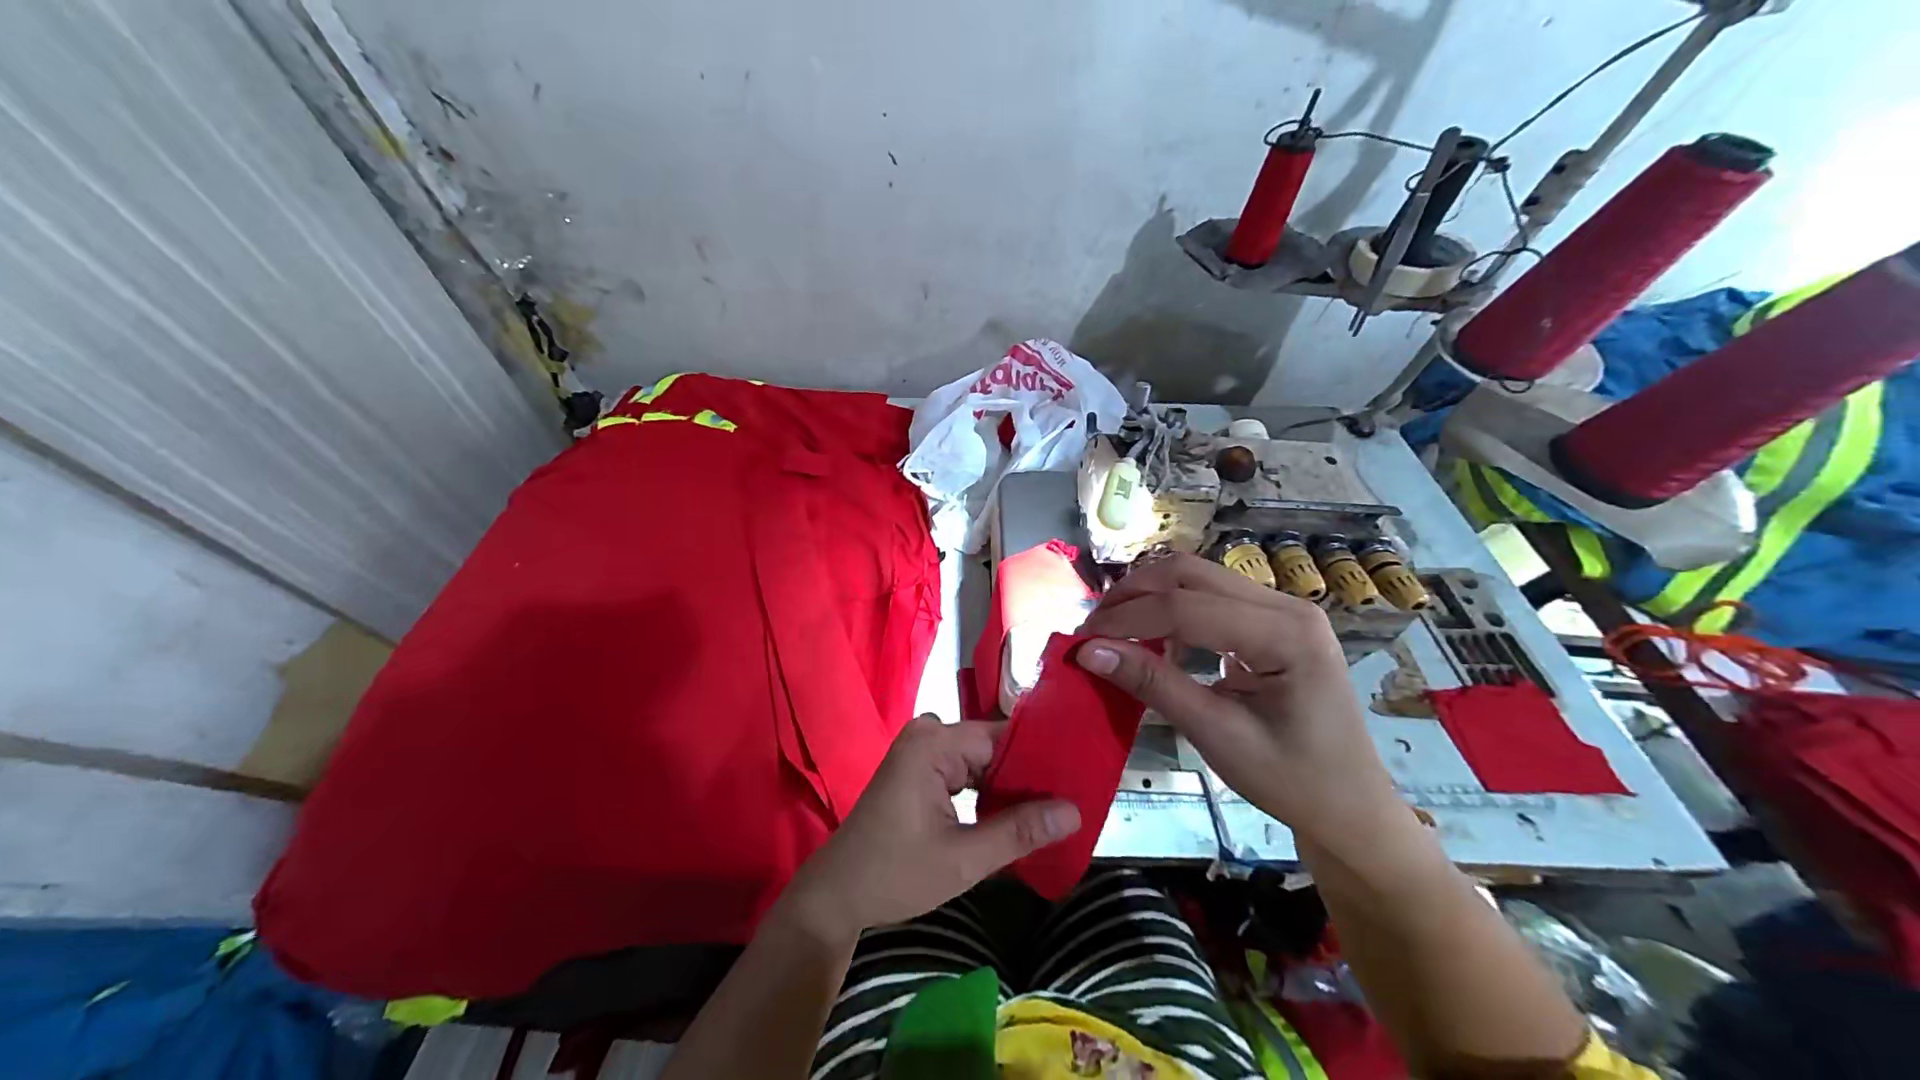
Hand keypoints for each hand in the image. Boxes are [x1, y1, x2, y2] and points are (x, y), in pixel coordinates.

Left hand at [779, 716, 1080, 941]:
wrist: (837, 895)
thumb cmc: (894, 875)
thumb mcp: (963, 860)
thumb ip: (1019, 832)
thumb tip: (1074, 812)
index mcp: (933, 744)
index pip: (1003, 738)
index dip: (1041, 759)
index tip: (1079, 780)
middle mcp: (927, 734)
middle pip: (993, 747)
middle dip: (1028, 775)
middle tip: (1073, 800)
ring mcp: (920, 750)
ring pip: (981, 760)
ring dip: (1009, 785)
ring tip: (1054, 808)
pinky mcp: (919, 768)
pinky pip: (965, 769)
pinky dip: (987, 790)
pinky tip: (1016, 812)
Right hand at [1075, 553, 1402, 846]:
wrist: (1349, 805)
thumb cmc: (1291, 780)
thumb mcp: (1217, 735)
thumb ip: (1154, 685)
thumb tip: (1089, 652)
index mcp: (1286, 634)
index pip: (1186, 608)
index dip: (1126, 620)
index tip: (1080, 642)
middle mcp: (1288, 606)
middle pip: (1190, 574)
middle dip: (1132, 594)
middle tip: (1092, 629)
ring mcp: (1284, 608)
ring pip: (1197, 577)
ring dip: (1148, 596)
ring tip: (1112, 629)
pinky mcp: (1274, 620)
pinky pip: (1211, 596)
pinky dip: (1171, 608)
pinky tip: (1150, 635)